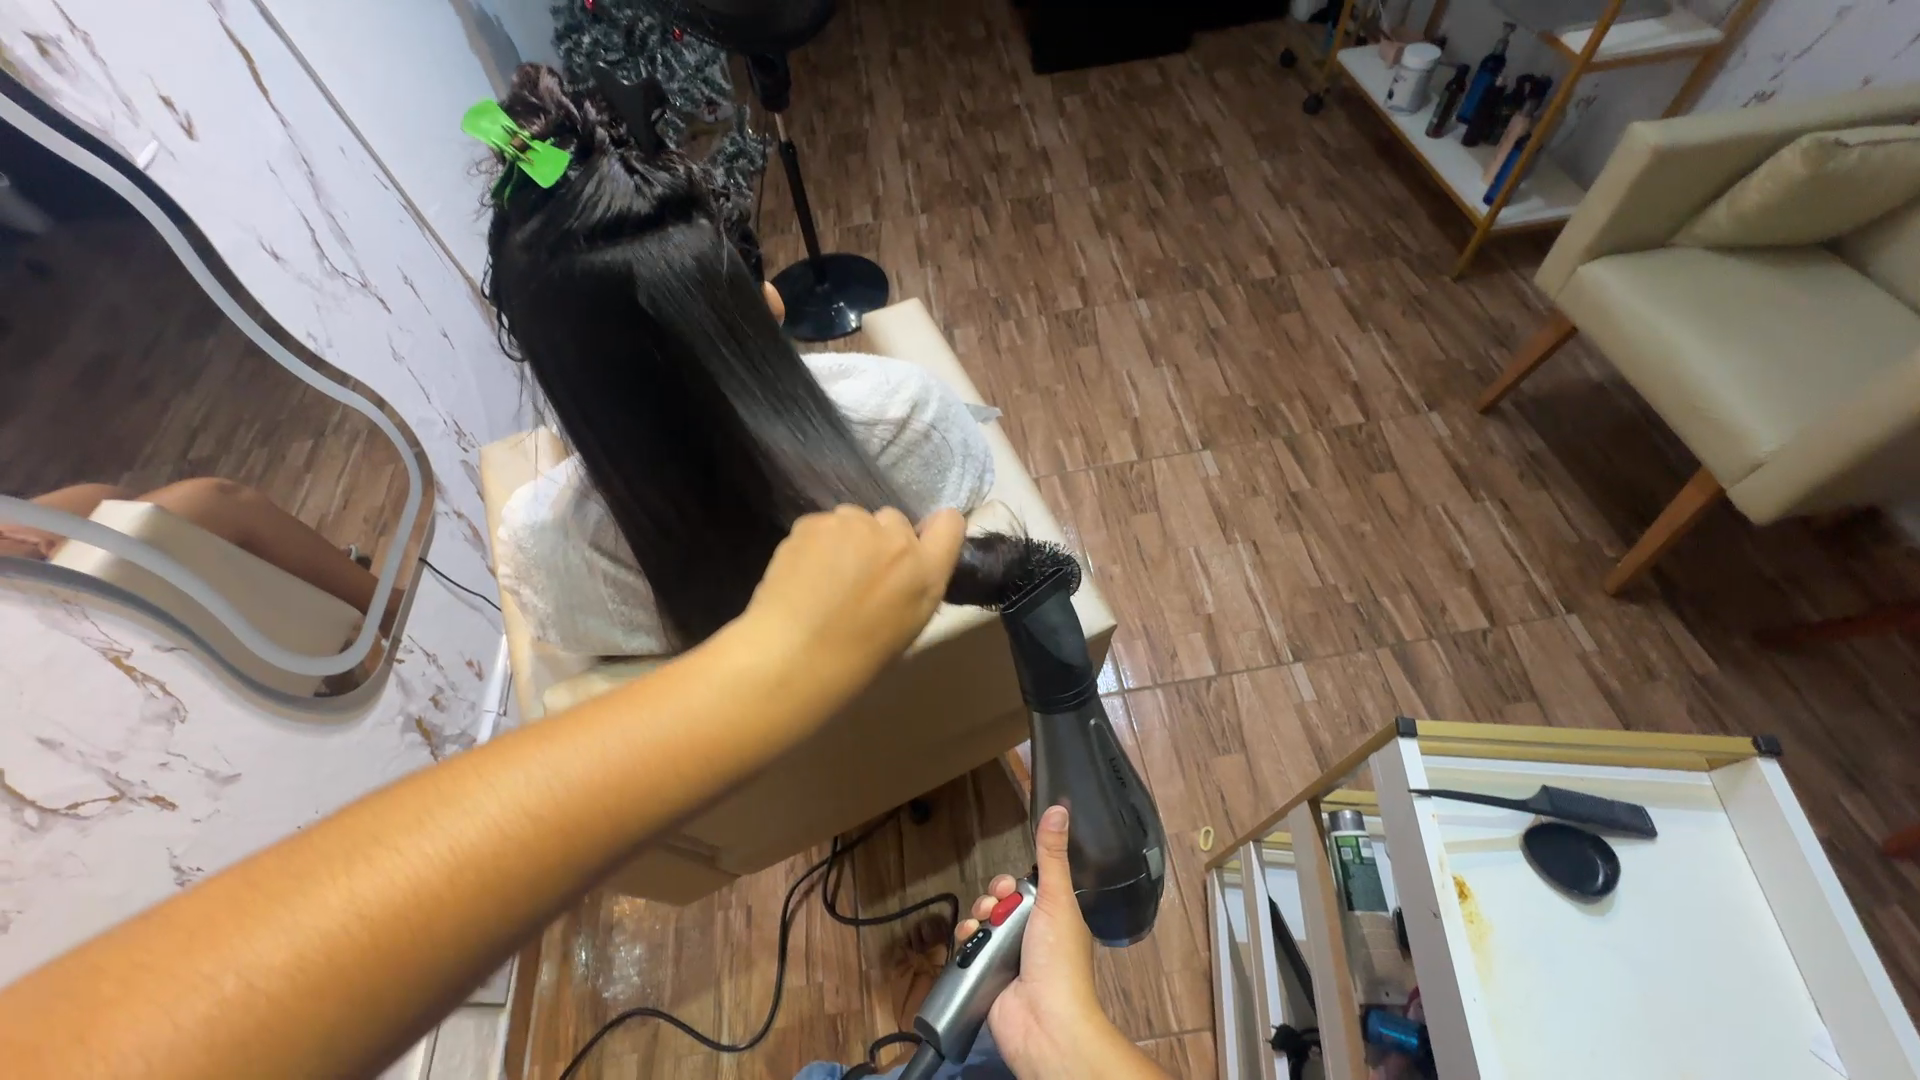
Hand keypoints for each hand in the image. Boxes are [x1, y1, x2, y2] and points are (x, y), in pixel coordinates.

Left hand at [733, 505, 965, 695]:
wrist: (795, 656)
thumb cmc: (857, 656)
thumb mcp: (908, 624)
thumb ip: (917, 583)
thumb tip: (907, 563)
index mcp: (926, 571)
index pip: (949, 524)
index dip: (936, 529)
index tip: (918, 544)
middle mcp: (896, 539)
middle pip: (894, 519)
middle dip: (882, 539)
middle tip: (861, 575)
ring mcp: (853, 526)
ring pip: (854, 519)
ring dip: (847, 538)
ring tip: (827, 576)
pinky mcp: (815, 523)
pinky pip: (821, 525)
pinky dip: (815, 543)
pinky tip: (803, 573)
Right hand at [954, 806, 1141, 1078]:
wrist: (1044, 1022)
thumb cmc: (1056, 958)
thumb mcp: (1056, 899)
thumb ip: (1052, 856)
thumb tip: (1059, 807)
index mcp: (1053, 918)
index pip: (1026, 890)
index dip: (1013, 884)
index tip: (1009, 886)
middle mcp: (1031, 937)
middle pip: (1000, 904)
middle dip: (992, 900)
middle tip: (995, 908)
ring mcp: (1008, 960)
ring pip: (982, 925)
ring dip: (977, 920)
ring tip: (980, 929)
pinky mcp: (987, 978)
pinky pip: (969, 950)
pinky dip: (966, 943)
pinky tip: (968, 943)